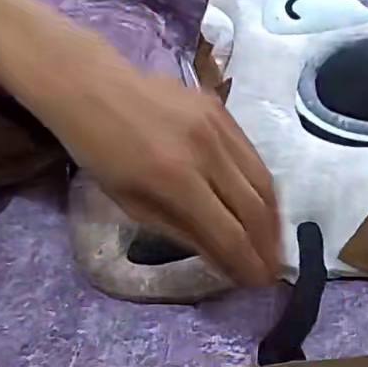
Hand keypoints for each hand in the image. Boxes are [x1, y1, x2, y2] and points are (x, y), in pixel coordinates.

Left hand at [27, 44, 281, 286]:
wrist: (92, 84)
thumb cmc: (99, 150)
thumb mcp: (131, 201)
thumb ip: (182, 230)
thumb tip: (224, 258)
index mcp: (174, 178)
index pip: (227, 231)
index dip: (248, 260)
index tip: (260, 281)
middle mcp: (207, 152)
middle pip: (254, 208)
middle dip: (268, 243)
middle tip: (274, 267)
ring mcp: (221, 128)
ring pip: (264, 181)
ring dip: (274, 218)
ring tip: (275, 241)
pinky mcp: (226, 113)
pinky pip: (255, 157)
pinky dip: (264, 187)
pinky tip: (264, 204)